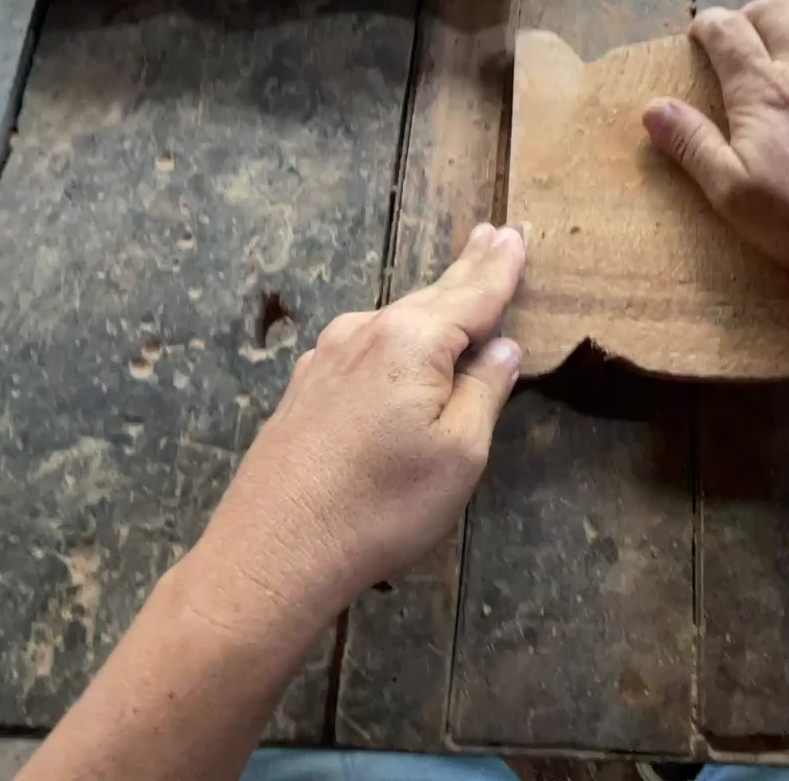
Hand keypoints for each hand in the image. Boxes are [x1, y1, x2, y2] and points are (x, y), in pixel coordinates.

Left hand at [185, 223, 525, 626]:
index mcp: (413, 341)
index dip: (501, 267)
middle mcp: (367, 331)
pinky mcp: (307, 382)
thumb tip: (502, 347)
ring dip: (434, 297)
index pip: (473, 295)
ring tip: (461, 276)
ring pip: (398, 318)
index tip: (517, 234)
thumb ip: (485, 391)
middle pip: (434, 295)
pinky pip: (368, 341)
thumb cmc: (381, 506)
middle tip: (493, 234)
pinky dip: (399, 328)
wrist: (271, 553)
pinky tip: (402, 332)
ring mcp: (329, 354)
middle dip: (469, 266)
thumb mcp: (459, 454)